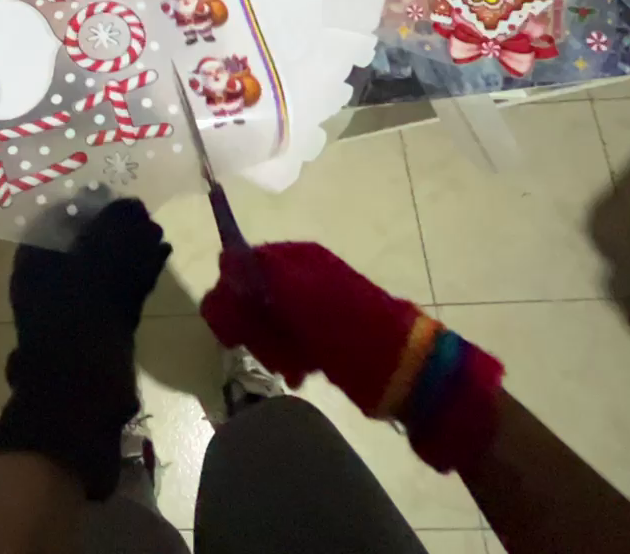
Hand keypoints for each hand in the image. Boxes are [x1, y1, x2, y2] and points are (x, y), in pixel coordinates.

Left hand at [0, 198, 170, 498]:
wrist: (74, 413)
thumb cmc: (73, 337)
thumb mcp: (90, 280)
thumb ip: (110, 239)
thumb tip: (127, 206)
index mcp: (34, 266)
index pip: (56, 221)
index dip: (84, 205)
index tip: (112, 195)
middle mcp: (49, 283)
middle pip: (83, 243)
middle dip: (113, 227)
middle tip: (142, 211)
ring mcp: (75, 308)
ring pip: (104, 267)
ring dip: (130, 248)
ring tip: (156, 229)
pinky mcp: (99, 330)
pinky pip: (119, 291)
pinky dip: (138, 273)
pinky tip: (160, 254)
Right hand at [200, 241, 502, 472]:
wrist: (404, 369)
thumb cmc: (348, 327)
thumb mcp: (298, 294)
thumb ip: (257, 274)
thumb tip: (225, 261)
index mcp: (294, 258)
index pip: (240, 263)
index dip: (231, 292)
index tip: (234, 325)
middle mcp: (297, 277)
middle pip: (247, 294)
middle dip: (250, 324)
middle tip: (267, 349)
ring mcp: (308, 308)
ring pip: (262, 322)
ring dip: (268, 345)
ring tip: (288, 365)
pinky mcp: (317, 337)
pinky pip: (283, 341)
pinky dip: (284, 356)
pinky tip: (298, 372)